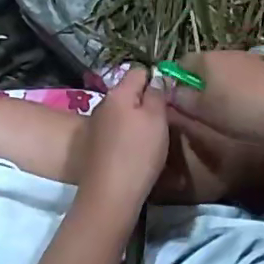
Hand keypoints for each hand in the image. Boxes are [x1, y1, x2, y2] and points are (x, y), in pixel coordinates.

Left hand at [71, 67, 169, 215]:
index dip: (155, 79)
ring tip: (152, 138)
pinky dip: (127, 136)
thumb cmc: (138, 151)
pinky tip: (136, 152)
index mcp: (118, 92)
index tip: (168, 97)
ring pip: (123, 112)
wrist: (110, 192)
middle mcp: (104, 103)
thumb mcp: (156, 118)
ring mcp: (96, 124)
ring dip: (136, 120)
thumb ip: (157, 95)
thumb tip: (156, 79)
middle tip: (164, 120)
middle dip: (146, 102)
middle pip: (129, 92)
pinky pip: (116, 130)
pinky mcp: (95, 144)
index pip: (138, 71)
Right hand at [168, 50, 263, 146]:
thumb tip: (168, 92)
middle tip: (201, 112)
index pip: (181, 63)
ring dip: (221, 90)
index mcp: (207, 58)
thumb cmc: (242, 111)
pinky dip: (241, 93)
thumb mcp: (204, 111)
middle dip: (199, 87)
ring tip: (226, 115)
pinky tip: (248, 111)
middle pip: (204, 67)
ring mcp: (250, 60)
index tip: (180, 103)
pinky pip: (244, 80)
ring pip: (225, 74)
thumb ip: (182, 100)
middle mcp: (226, 53)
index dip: (176, 82)